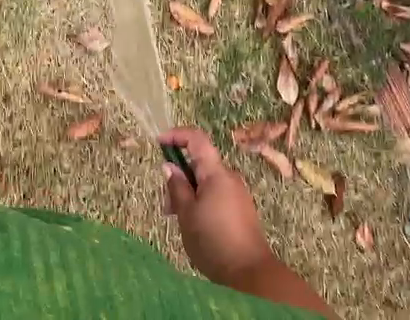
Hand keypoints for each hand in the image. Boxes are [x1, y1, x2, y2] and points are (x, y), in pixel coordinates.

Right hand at [158, 127, 275, 285]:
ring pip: (207, 182)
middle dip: (180, 177)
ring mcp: (238, 194)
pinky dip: (202, 202)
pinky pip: (217, 195)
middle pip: (200, 163)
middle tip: (167, 207)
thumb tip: (170, 166)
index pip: (196, 138)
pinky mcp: (242, 210)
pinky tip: (196, 227)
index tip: (158, 143)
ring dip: (189, 193)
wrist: (251, 274)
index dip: (176, 135)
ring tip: (179, 221)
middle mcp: (230, 177)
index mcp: (216, 173)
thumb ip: (177, 187)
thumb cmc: (213, 241)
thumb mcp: (186, 214)